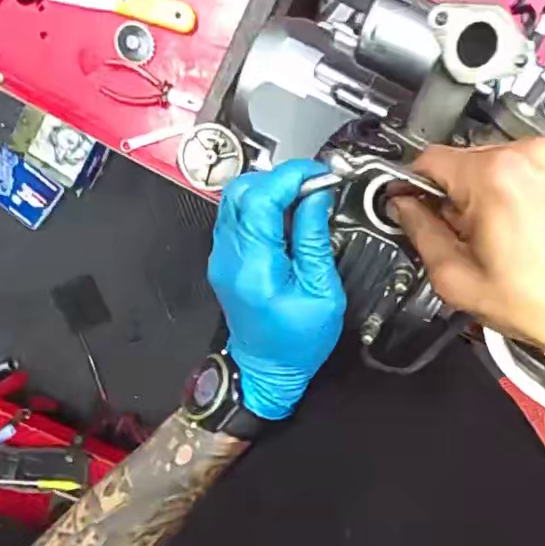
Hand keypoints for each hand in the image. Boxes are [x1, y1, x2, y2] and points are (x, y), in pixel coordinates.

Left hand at [208, 160, 344, 419]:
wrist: (267, 371)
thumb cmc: (297, 343)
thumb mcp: (322, 292)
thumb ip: (314, 240)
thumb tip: (316, 197)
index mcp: (255, 267)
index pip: (261, 199)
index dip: (291, 177)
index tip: (318, 174)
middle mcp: (229, 257)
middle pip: (242, 191)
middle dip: (280, 179)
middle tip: (313, 186)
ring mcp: (222, 257)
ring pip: (236, 200)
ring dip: (270, 190)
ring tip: (303, 200)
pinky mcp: (225, 259)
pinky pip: (237, 217)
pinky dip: (262, 206)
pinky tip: (287, 218)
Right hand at [388, 138, 544, 389]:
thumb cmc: (542, 303)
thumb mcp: (455, 277)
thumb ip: (419, 231)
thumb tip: (405, 207)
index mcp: (494, 174)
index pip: (428, 159)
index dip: (412, 186)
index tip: (410, 205)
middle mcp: (528, 155)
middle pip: (460, 161)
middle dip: (451, 196)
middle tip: (459, 238)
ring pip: (491, 165)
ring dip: (481, 195)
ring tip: (494, 240)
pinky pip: (520, 171)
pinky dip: (510, 194)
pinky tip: (516, 232)